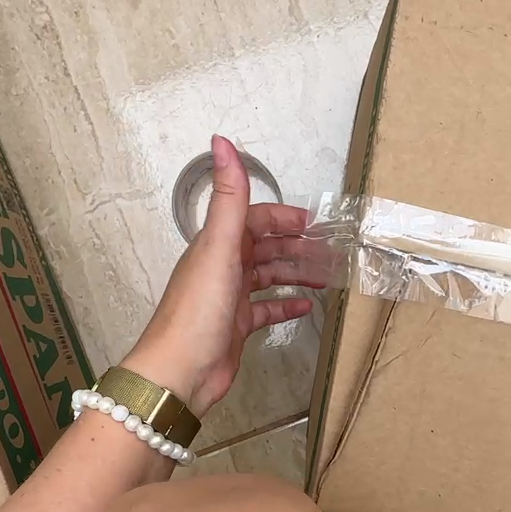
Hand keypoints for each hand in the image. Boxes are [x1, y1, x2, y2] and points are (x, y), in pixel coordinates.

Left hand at [122, 135, 332, 413]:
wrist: (180, 372)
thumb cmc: (199, 311)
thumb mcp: (218, 249)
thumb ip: (228, 198)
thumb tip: (221, 139)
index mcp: (217, 246)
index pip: (253, 221)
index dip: (282, 218)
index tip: (313, 223)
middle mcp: (222, 268)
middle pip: (264, 249)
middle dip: (295, 247)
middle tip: (330, 252)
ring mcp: (228, 299)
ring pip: (267, 278)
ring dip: (294, 273)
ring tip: (325, 277)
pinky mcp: (236, 328)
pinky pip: (265, 310)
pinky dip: (284, 306)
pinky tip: (306, 308)